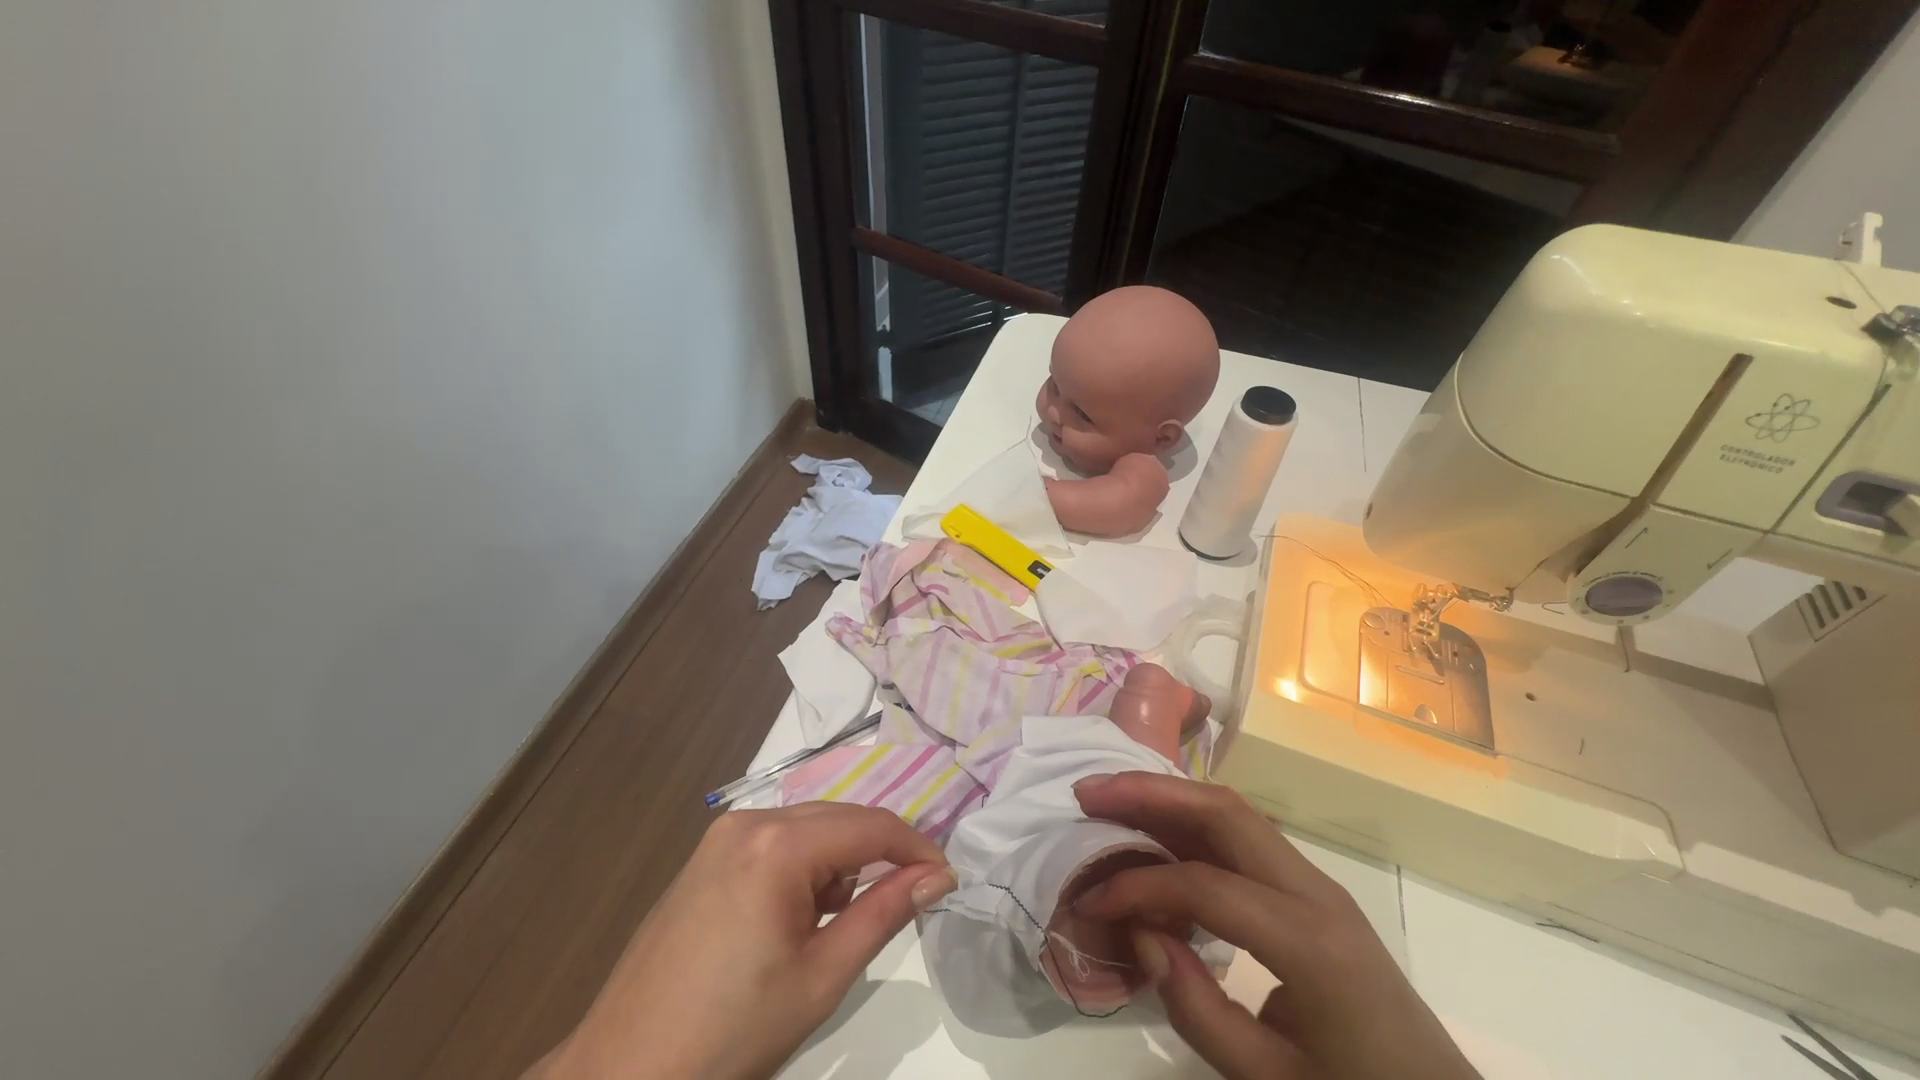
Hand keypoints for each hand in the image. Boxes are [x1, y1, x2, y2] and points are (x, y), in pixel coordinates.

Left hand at [534, 802, 955, 1079]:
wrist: (628, 1066)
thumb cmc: (734, 1028)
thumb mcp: (823, 974)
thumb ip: (886, 912)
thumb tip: (938, 875)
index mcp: (777, 845)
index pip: (870, 826)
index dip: (916, 848)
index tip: (947, 878)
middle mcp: (748, 822)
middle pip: (839, 817)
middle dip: (880, 852)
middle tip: (911, 898)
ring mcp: (720, 838)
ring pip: (808, 828)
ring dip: (841, 861)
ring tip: (847, 920)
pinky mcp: (705, 859)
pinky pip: (775, 843)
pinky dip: (805, 867)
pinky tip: (805, 912)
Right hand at [1072, 773, 1479, 1079]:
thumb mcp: (1268, 1078)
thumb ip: (1196, 1009)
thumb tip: (1140, 933)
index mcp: (1308, 943)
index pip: (1206, 887)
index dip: (1138, 886)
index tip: (1091, 900)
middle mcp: (1316, 892)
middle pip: (1226, 812)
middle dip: (1151, 793)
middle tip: (1089, 793)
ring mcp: (1318, 885)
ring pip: (1237, 815)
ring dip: (1170, 799)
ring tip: (1110, 798)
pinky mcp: (1313, 891)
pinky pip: (1246, 841)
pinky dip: (1193, 826)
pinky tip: (1156, 836)